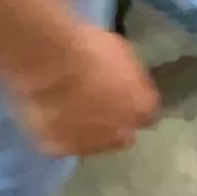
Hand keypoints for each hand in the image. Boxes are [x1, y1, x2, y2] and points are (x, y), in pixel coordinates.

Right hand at [10, 26, 159, 155]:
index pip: (147, 114)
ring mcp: (88, 145)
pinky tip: (50, 114)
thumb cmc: (88, 47)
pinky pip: (60, 141)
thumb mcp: (123, 53)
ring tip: (70, 109)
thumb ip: (130, 78)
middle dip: (115, 124)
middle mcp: (120, 134)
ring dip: (86, 130)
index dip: (134, 104)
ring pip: (91, 143)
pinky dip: (57, 131)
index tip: (124, 93)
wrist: (48, 61)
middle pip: (123, 135)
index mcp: (142, 108)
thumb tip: (128, 84)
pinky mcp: (56, 148)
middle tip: (99, 104)